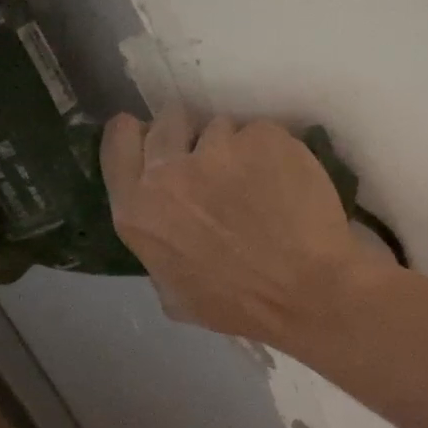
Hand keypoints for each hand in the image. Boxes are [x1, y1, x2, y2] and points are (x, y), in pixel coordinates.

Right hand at [101, 110, 378, 344]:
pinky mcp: (262, 137)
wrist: (308, 292)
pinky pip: (261, 134)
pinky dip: (272, 155)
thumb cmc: (239, 306)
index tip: (157, 145)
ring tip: (259, 189)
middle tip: (214, 169)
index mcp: (138, 212)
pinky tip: (286, 188)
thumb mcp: (174, 295)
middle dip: (188, 138)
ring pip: (220, 129)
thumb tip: (162, 228)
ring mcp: (217, 149)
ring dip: (234, 152)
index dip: (138, 136)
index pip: (119, 140)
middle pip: (168, 122)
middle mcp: (169, 172)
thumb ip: (157, 249)